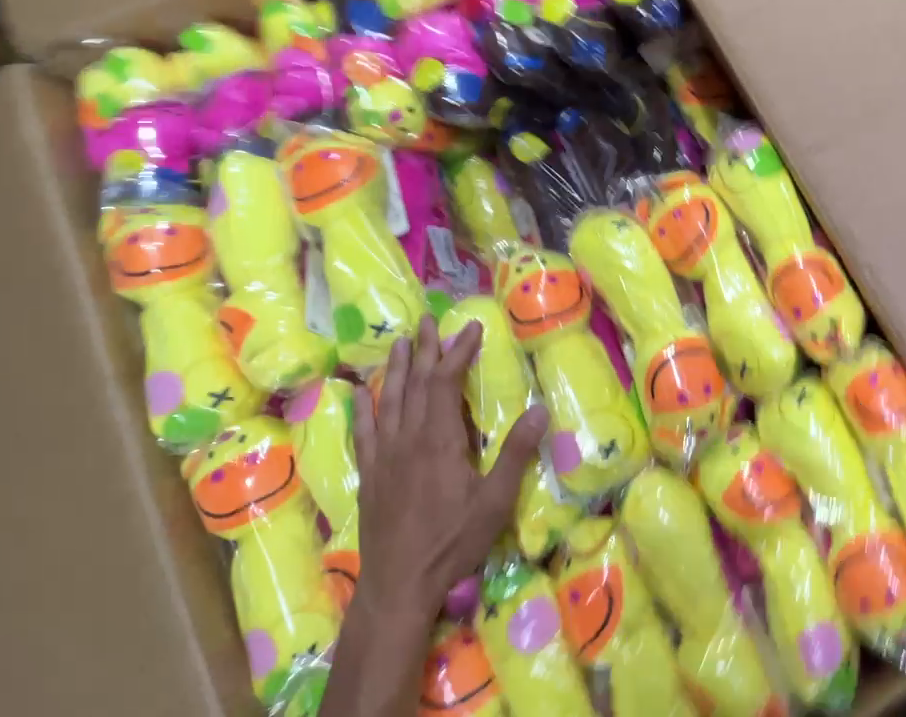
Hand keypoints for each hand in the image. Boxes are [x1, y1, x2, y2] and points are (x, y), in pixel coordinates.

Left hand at [351, 315, 547, 618]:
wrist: (398, 585)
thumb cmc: (452, 541)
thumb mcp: (496, 500)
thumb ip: (516, 453)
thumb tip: (541, 410)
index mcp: (438, 441)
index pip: (445, 383)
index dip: (457, 353)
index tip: (472, 329)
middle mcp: (406, 440)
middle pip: (413, 384)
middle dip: (423, 350)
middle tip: (427, 321)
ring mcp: (384, 457)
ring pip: (388, 401)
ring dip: (396, 369)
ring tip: (399, 343)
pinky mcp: (371, 474)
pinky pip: (365, 430)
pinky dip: (365, 406)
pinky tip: (363, 392)